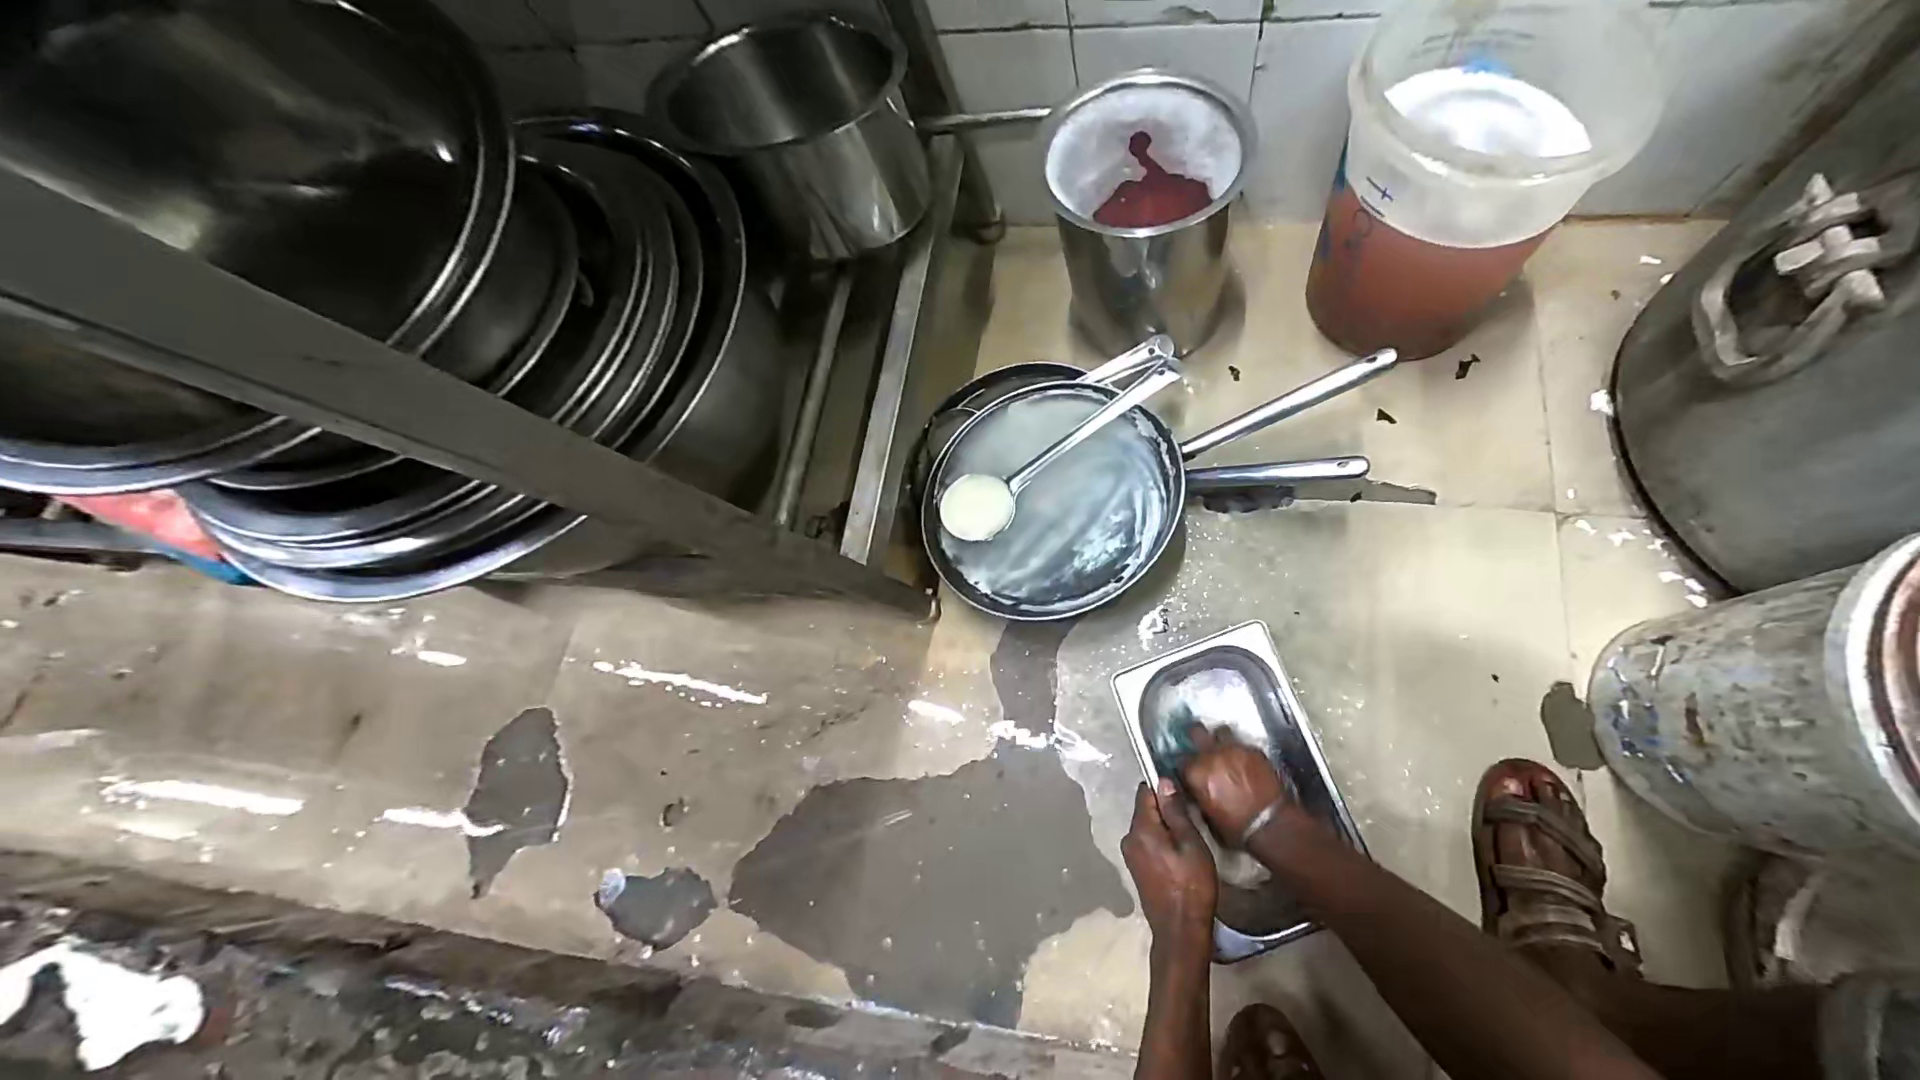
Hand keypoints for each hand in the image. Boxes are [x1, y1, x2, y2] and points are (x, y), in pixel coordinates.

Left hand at [1122, 778, 1216, 944]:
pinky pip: (1147, 843)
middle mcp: (1128, 837)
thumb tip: (1163, 781)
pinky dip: (1160, 842)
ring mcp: (1130, 854)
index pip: (1145, 792)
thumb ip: (1175, 811)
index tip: (1182, 794)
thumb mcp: (1190, 844)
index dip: (1163, 788)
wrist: (1180, 930)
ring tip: (1188, 838)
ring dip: (1164, 827)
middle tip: (1191, 819)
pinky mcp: (1136, 868)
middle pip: (1145, 810)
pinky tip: (1178, 854)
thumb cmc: (1191, 885)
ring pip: (1147, 827)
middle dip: (1165, 809)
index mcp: (1140, 828)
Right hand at [1179, 725, 1291, 842]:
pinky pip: (1242, 744)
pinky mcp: (1254, 751)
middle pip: (1196, 732)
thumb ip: (1195, 794)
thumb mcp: (1205, 816)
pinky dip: (1240, 751)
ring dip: (1220, 740)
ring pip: (1221, 732)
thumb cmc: (1237, 828)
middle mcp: (1211, 755)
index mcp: (1195, 772)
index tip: (1190, 770)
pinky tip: (1244, 762)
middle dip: (1196, 737)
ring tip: (1224, 750)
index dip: (1185, 765)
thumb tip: (1194, 788)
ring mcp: (1234, 750)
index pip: (1181, 760)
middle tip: (1200, 745)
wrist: (1271, 826)